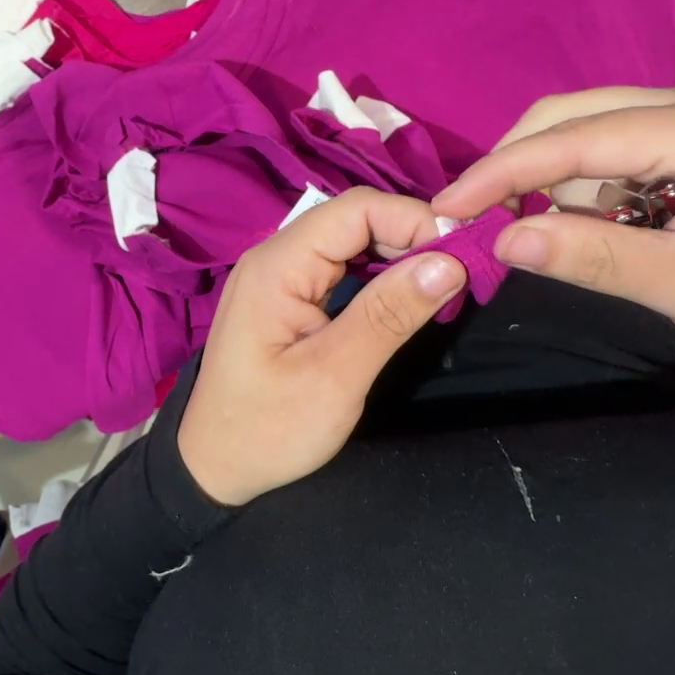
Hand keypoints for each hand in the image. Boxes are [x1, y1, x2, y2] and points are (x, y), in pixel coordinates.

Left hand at [178, 187, 468, 505]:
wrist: (213, 465)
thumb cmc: (267, 428)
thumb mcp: (334, 377)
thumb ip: (388, 315)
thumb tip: (448, 262)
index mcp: (277, 266)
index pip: (356, 209)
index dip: (414, 220)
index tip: (462, 259)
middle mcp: (275, 257)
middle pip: (354, 219)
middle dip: (412, 237)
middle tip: (461, 278)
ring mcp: (278, 276)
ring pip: (350, 241)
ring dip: (398, 256)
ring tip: (442, 288)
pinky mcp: (286, 298)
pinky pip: (339, 267)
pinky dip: (377, 276)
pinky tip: (405, 298)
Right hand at [433, 85, 674, 353]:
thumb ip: (598, 259)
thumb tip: (505, 238)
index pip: (578, 138)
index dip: (502, 171)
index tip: (444, 207)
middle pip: (573, 115)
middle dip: (516, 165)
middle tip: (475, 220)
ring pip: (586, 130)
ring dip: (549, 180)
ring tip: (541, 237)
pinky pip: (612, 151)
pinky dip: (581, 187)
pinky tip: (590, 226)